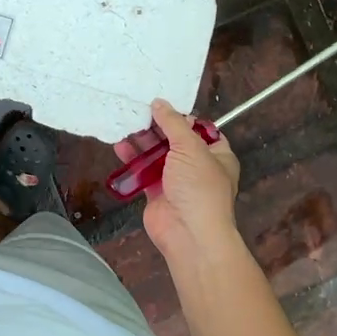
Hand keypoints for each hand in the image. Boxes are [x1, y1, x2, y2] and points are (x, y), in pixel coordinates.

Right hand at [116, 100, 240, 254]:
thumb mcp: (190, 148)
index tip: (163, 105)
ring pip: (157, 154)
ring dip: (142, 141)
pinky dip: (132, 159)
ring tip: (125, 123)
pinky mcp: (156, 191)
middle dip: (158, 127)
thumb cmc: (198, 187)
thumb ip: (173, 123)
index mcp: (217, 155)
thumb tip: (159, 102)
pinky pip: (143, 170)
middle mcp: (198, 166)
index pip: (202, 130)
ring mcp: (177, 180)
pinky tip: (119, 146)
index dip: (184, 118)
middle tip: (138, 110)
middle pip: (176, 140)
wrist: (188, 232)